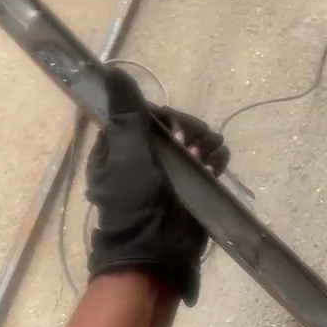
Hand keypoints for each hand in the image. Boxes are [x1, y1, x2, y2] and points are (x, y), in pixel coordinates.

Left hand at [85, 67, 228, 305]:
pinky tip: (215, 168)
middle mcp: (143, 157)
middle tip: (191, 148)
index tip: (171, 130)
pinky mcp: (192, 186)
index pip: (142, 115)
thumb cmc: (135, 204)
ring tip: (205, 160)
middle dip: (186, 131)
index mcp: (117, 149)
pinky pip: (209, 160)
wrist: (158, 253)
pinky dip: (216, 159)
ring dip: (204, 143)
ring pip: (193, 139)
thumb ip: (126, 114)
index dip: (162, 117)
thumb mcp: (126, 155)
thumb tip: (111, 72)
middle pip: (171, 125)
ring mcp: (169, 172)